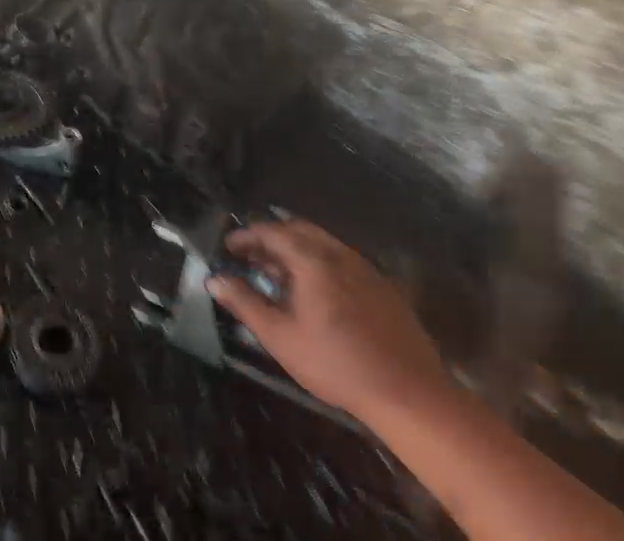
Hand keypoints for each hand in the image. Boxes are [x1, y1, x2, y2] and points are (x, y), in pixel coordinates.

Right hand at [208, 220, 452, 422]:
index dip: (247, 236)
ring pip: (324, 243)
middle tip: (250, 256)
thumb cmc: (335, 364)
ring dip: (295, 249)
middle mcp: (341, 256)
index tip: (228, 247)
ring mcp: (367, 270)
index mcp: (314, 262)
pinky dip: (318, 262)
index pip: (273, 232)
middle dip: (271, 237)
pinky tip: (314, 291)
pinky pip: (343, 260)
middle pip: (300, 230)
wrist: (409, 393)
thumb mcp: (280, 336)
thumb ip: (245, 303)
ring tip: (277, 274)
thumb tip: (215, 280)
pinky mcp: (383, 288)